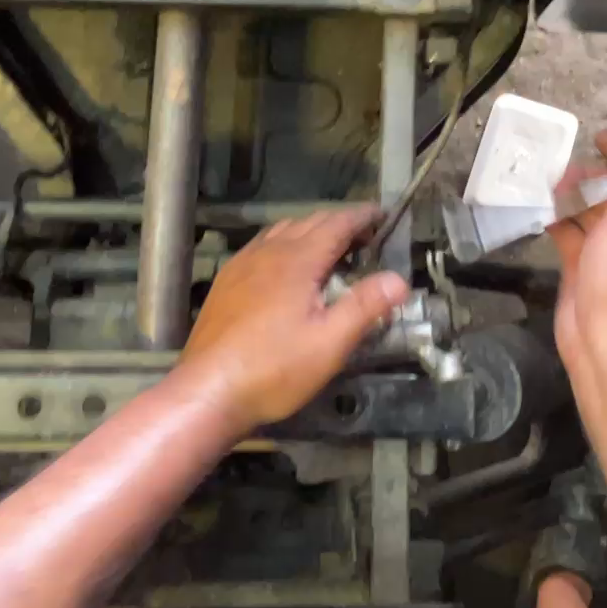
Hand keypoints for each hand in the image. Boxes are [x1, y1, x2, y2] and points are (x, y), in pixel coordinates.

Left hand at [178, 205, 409, 431]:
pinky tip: (287, 267)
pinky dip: (285, 243)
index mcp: (298, 260)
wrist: (207, 391)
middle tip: (365, 238)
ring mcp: (243, 264)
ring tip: (331, 249)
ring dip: (312, 231)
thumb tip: (399, 280)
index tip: (382, 215)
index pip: (337, 224)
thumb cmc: (274, 369)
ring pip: (283, 231)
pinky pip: (262, 246)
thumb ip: (365, 307)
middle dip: (341, 223)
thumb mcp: (330, 343)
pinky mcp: (227, 281)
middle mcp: (269, 251)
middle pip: (310, 222)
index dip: (362, 217)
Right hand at [546, 130, 606, 390]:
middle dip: (594, 177)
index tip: (600, 137)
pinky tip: (542, 210)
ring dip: (574, 198)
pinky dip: (559, 223)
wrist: (606, 348)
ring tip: (550, 183)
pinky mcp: (585, 272)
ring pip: (592, 216)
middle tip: (567, 167)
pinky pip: (573, 238)